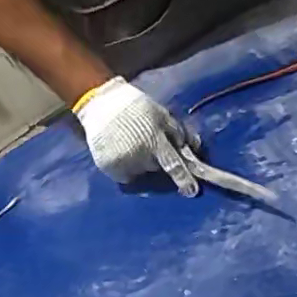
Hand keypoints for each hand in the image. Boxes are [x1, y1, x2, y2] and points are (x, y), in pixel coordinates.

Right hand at [74, 77, 201, 195]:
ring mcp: (123, 164)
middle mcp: (139, 156)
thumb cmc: (135, 108)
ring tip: (130, 144)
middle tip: (146, 142)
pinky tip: (120, 151)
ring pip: (139, 173)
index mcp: (155, 141)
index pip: (173, 165)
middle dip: (155, 159)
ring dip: (139, 164)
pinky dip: (125, 168)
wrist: (101, 105)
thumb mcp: (161, 114)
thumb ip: (178, 132)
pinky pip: (124, 176)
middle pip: (155, 168)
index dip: (184, 179)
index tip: (192, 192)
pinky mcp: (109, 169)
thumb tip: (195, 147)